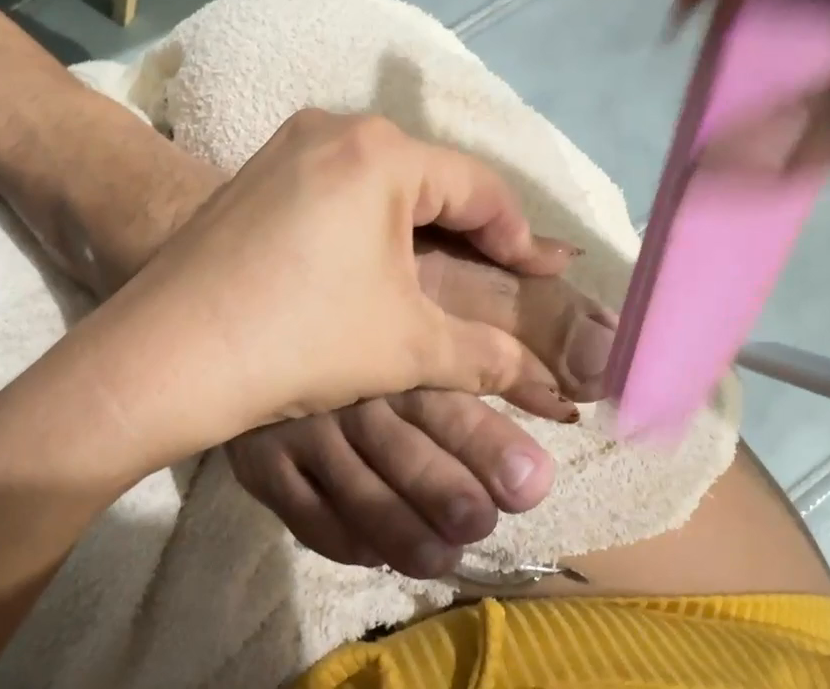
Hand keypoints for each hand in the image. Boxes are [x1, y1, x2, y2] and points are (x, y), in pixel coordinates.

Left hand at [68, 111, 573, 469]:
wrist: (168, 353)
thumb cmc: (301, 339)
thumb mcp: (408, 348)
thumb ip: (486, 353)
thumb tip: (536, 370)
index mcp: (380, 152)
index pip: (479, 186)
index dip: (519, 237)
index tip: (541, 279)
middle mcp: (330, 128)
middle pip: (426, 176)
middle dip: (466, 230)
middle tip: (495, 281)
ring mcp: (281, 147)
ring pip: (375, 182)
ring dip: (412, 226)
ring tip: (434, 279)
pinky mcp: (248, 175)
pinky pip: (328, 189)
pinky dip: (360, 223)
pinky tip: (362, 267)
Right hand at [228, 255, 616, 577]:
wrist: (234, 285)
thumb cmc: (352, 277)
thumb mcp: (436, 276)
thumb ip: (521, 305)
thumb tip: (595, 318)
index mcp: (387, 326)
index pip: (448, 373)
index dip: (497, 420)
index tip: (541, 465)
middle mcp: (342, 379)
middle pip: (399, 437)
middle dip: (448, 479)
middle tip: (488, 515)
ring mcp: (294, 420)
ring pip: (352, 483)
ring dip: (401, 523)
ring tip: (448, 551)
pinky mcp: (256, 452)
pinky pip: (300, 506)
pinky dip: (341, 534)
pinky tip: (376, 552)